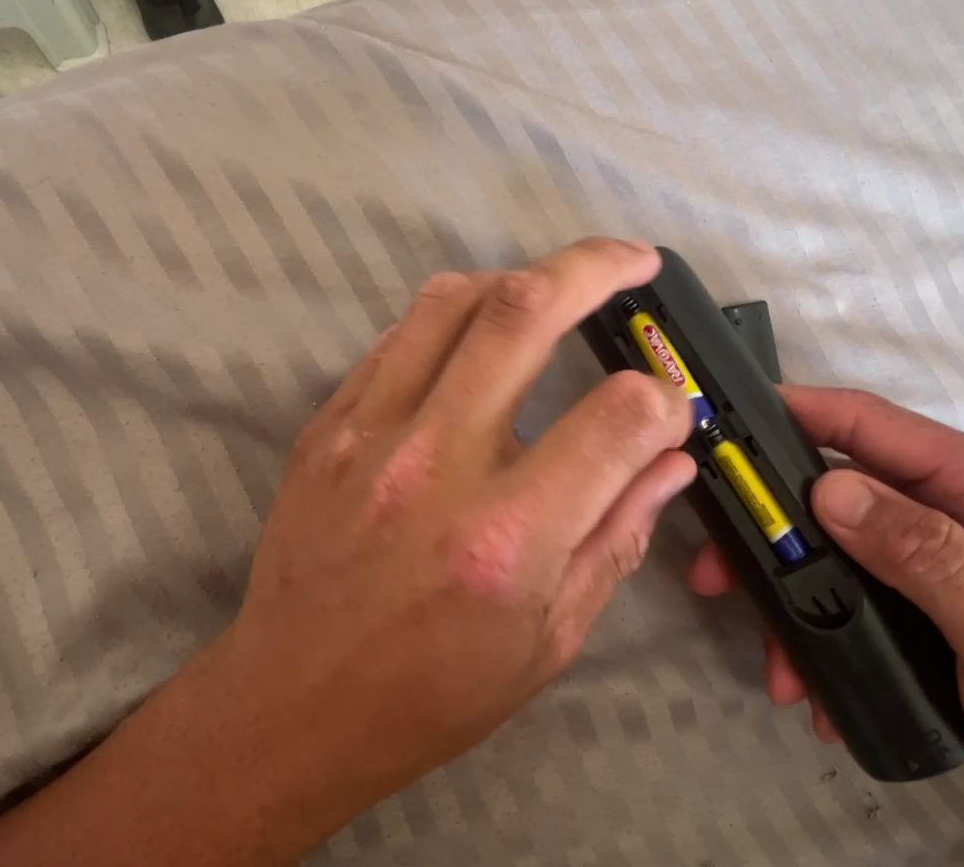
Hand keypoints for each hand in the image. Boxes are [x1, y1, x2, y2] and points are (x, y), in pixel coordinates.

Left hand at [0, 239, 696, 866]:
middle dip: (595, 267)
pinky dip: (454, 316)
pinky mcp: (328, 423)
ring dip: (519, 277)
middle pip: (524, 311)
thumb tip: (670, 459)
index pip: (616, 417)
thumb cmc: (432, 691)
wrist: (294, 702)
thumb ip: (616, 535)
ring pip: (452, 300)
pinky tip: (479, 336)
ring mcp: (369, 432)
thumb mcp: (549, 638)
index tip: (667, 408)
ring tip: (555, 288)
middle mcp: (436, 463)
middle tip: (634, 261)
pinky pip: (399, 335)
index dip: (663, 398)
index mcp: (507, 536)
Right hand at [690, 386, 963, 866]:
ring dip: (800, 594)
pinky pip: (868, 587)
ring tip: (779, 665)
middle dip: (777, 530)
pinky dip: (832, 625)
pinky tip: (820, 680)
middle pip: (846, 485)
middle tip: (719, 578)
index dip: (792, 416)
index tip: (719, 433)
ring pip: (847, 543)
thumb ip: (929, 560)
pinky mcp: (950, 592)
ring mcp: (961, 548)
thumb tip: (830, 488)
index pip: (876, 425)